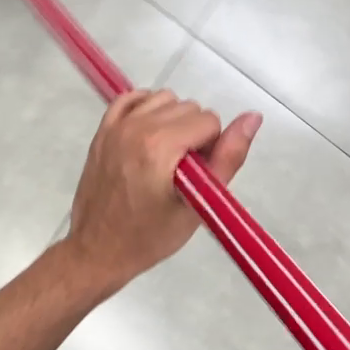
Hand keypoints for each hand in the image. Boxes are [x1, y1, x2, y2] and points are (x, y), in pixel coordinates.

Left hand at [62, 90, 261, 292]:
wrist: (97, 251)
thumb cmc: (149, 237)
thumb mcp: (197, 205)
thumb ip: (228, 158)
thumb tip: (252, 118)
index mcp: (159, 146)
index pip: (209, 121)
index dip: (211, 149)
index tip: (196, 177)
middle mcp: (135, 128)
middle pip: (187, 108)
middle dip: (193, 136)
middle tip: (181, 173)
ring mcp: (115, 128)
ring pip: (162, 99)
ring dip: (172, 120)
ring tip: (165, 157)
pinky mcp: (101, 133)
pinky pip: (130, 99)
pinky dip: (145, 108)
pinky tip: (149, 134)